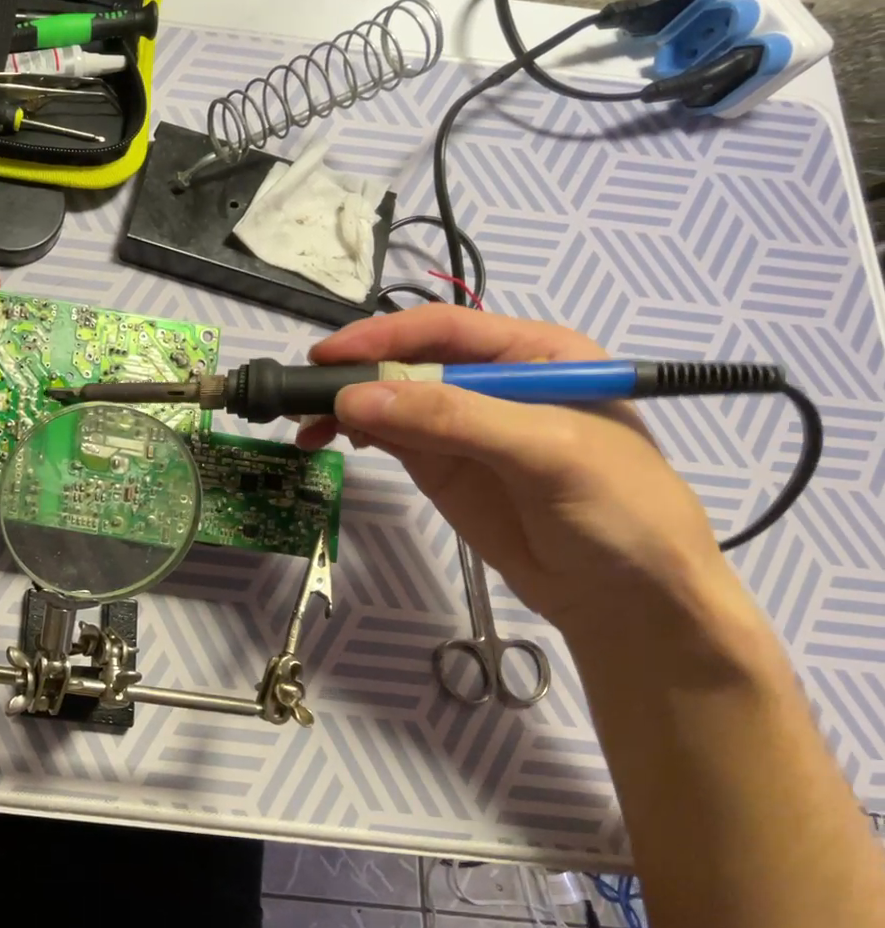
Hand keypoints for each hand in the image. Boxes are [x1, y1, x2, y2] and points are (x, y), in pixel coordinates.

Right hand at [296, 304, 730, 633]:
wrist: (627, 597)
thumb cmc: (615, 509)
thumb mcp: (544, 451)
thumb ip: (451, 419)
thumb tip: (351, 400)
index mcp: (532, 355)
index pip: (443, 330)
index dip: (382, 337)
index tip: (325, 357)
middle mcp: (490, 382)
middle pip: (406, 362)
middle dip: (352, 374)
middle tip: (300, 396)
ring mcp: (460, 427)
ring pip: (387, 400)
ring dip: (343, 406)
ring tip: (304, 426)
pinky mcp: (439, 465)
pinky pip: (387, 436)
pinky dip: (352, 433)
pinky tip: (327, 439)